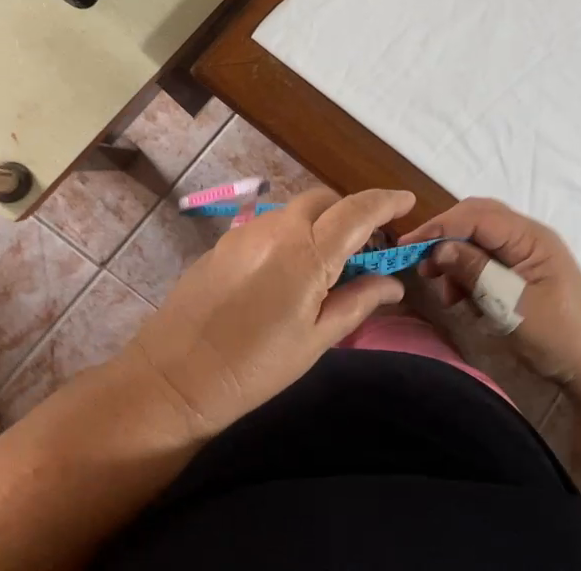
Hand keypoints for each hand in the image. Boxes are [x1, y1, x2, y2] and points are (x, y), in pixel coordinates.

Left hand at [124, 188, 412, 438]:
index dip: (386, 201)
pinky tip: (283, 275)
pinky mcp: (222, 244)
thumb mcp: (316, 341)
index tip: (408, 201)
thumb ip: (357, 302)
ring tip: (322, 265)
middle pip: (324, 200)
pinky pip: (267, 226)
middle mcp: (277, 230)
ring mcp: (245, 233)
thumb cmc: (253, 368)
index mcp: (307, 254)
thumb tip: (393, 283)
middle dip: (349, 212)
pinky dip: (288, 236)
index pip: (357, 210)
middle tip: (362, 247)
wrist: (171, 380)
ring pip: (293, 210)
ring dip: (317, 223)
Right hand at [400, 198, 580, 398]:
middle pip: (476, 221)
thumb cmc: (558, 336)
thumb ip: (476, 271)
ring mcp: (525, 255)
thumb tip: (439, 247)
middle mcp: (527, 237)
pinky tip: (463, 301)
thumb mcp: (512, 305)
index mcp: (531, 237)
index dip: (441, 226)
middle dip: (446, 240)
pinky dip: (468, 277)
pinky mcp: (521, 274)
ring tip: (447, 295)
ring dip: (456, 262)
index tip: (409, 246)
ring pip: (478, 241)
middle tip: (422, 267)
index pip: (478, 216)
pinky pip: (486, 262)